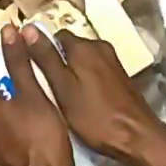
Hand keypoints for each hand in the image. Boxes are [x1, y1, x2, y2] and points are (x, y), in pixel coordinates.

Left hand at [0, 25, 78, 165]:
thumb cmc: (43, 135)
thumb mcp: (33, 92)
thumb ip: (19, 61)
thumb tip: (7, 29)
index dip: (12, 69)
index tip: (30, 67)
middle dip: (16, 91)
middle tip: (40, 87)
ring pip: (5, 119)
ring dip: (19, 111)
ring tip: (42, 107)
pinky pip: (11, 137)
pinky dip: (22, 130)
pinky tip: (39, 130)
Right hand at [19, 24, 163, 162]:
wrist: (138, 137)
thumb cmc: (95, 116)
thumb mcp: (62, 89)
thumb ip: (45, 58)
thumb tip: (28, 28)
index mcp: (82, 46)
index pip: (55, 35)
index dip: (44, 51)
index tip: (37, 71)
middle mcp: (98, 45)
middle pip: (70, 46)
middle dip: (59, 62)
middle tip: (50, 88)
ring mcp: (112, 60)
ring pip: (83, 59)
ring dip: (74, 72)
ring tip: (66, 97)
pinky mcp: (120, 75)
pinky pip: (96, 69)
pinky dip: (87, 79)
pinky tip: (85, 100)